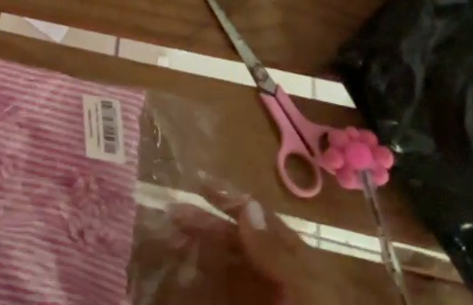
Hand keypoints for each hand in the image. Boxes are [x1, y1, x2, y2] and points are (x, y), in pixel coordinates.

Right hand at [166, 190, 365, 304]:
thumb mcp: (309, 292)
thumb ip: (277, 252)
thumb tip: (246, 206)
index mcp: (295, 262)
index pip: (259, 220)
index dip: (231, 198)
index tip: (197, 180)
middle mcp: (272, 277)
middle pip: (233, 242)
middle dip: (203, 224)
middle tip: (170, 212)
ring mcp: (254, 300)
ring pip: (219, 269)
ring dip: (192, 253)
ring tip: (163, 240)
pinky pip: (211, 296)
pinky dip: (192, 287)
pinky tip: (173, 279)